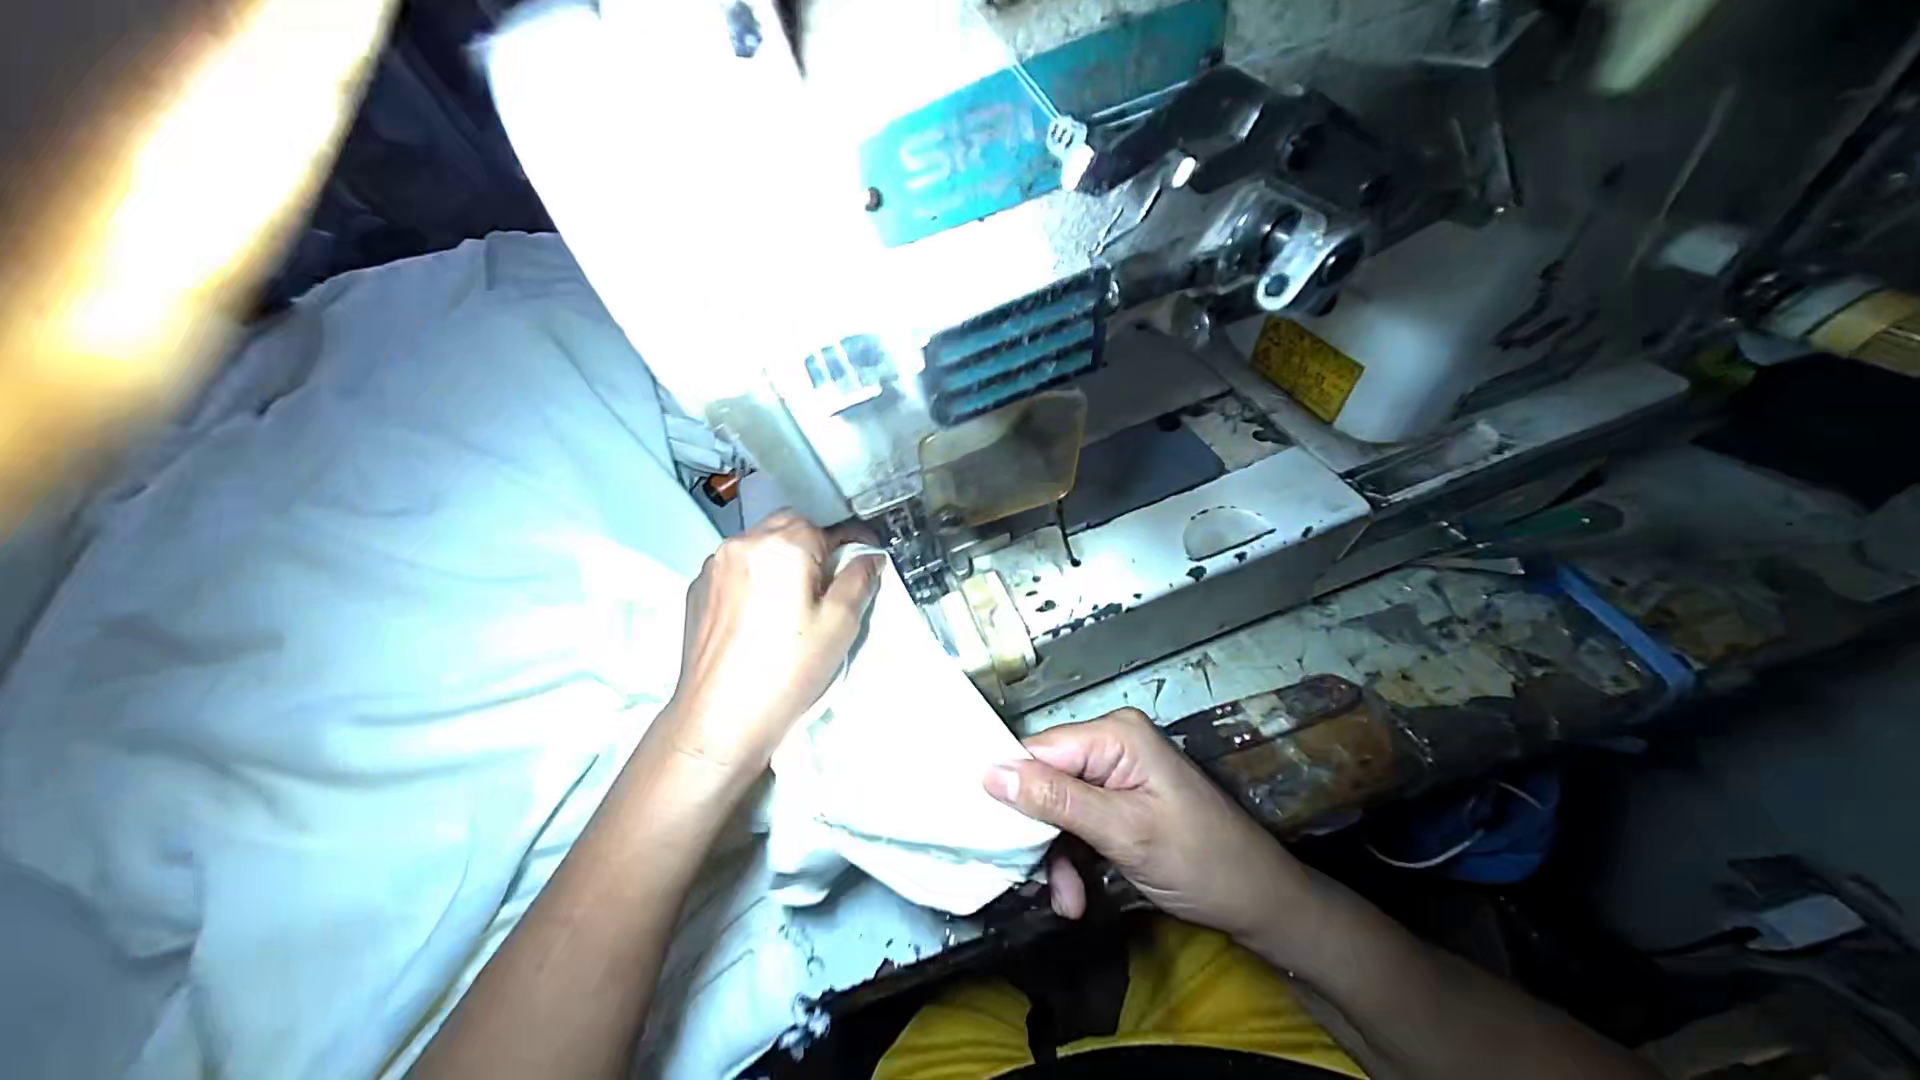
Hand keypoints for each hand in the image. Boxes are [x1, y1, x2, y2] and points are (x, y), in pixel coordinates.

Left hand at [663, 511, 881, 779]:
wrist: (719, 718)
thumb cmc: (787, 671)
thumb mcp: (839, 625)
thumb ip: (859, 580)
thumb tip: (870, 558)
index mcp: (781, 547)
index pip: (825, 526)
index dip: (850, 541)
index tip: (865, 559)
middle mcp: (742, 544)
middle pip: (788, 526)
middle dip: (813, 545)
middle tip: (828, 584)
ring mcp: (713, 567)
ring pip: (759, 544)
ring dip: (781, 559)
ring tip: (793, 602)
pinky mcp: (697, 590)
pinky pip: (735, 567)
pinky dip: (754, 577)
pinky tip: (761, 615)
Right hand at [983, 708, 1305, 940]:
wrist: (1259, 902)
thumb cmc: (1201, 860)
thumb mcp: (1124, 832)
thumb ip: (1056, 800)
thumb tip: (991, 772)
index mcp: (1114, 735)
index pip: (1039, 750)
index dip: (1012, 789)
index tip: (991, 833)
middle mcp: (1110, 745)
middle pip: (1044, 781)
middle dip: (1040, 834)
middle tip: (1038, 880)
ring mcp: (1114, 773)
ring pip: (1056, 808)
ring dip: (1056, 856)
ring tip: (1067, 899)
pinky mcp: (1116, 801)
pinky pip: (1075, 822)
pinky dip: (1072, 858)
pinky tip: (1077, 894)